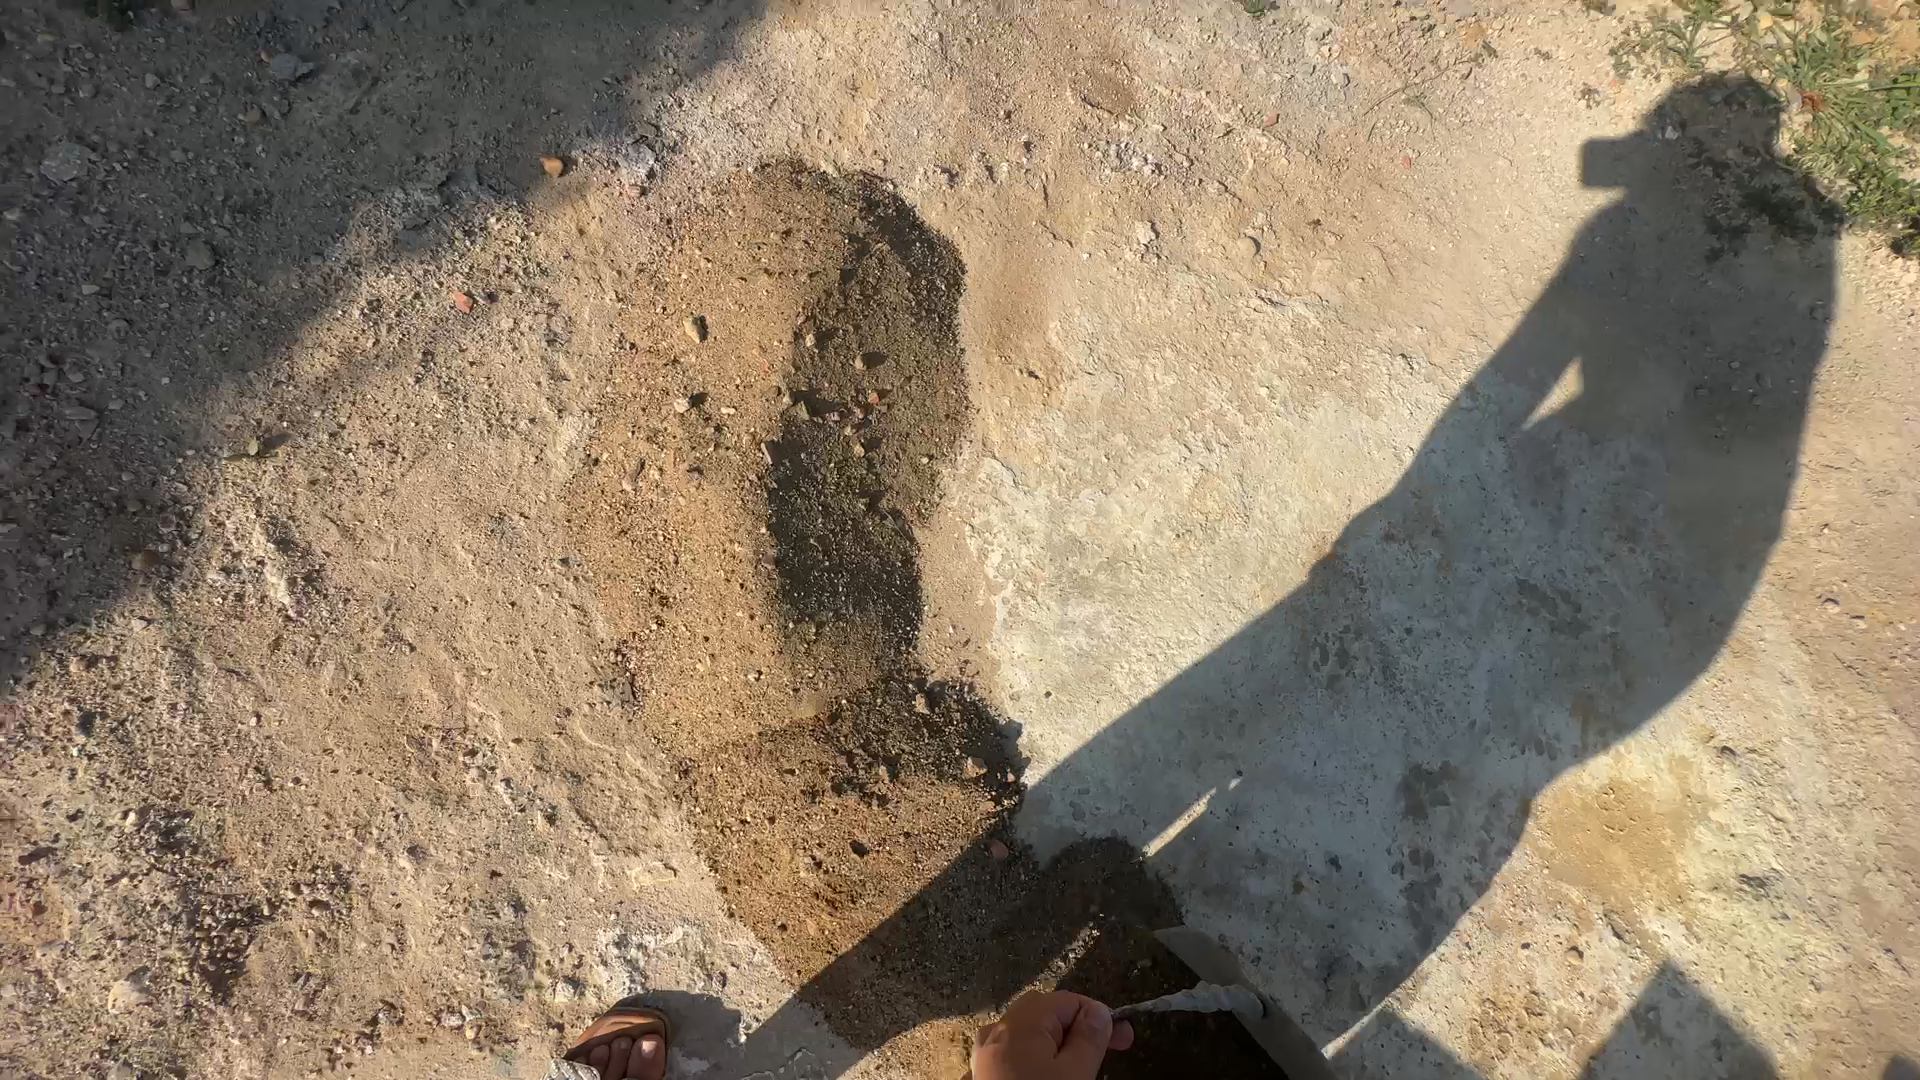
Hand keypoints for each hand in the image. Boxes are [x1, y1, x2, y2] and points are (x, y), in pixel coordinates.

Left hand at [970, 991, 1133, 1079]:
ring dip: (1056, 1046)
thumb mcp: (1075, 1075)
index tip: (1124, 1039)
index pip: (1069, 1001)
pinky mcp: (984, 1074)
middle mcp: (999, 1028)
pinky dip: (1034, 1059)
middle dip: (1077, 1030)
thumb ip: (1088, 1039)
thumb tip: (1099, 1010)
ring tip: (1079, 1070)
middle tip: (1106, 1055)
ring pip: (1030, 1035)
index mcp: (1021, 1020)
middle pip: (1047, 1015)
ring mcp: (987, 1052)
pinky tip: (1043, 1075)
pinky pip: (1014, 1054)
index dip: (1099, 1017)